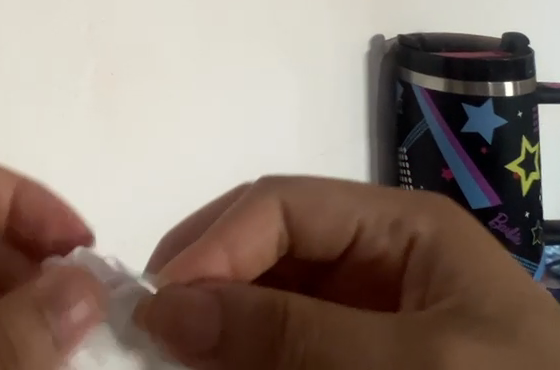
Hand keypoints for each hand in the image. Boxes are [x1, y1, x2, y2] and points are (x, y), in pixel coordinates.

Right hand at [134, 177, 559, 368]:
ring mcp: (372, 319)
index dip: (214, 243)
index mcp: (401, 225)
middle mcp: (379, 260)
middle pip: (269, 250)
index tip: (158, 303)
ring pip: (271, 304)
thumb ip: (288, 336)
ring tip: (174, 362)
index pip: (282, 206)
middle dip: (209, 285)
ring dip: (221, 332)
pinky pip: (293, 351)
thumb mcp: (408, 368)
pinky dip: (252, 361)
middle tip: (151, 337)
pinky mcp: (367, 364)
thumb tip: (165, 305)